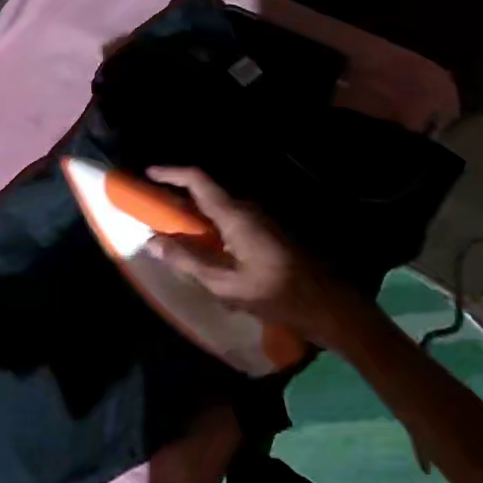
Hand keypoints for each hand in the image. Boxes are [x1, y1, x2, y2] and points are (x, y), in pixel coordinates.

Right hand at [143, 167, 350, 343]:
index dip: (170, 173)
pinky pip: (230, 222)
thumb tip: (152, 242)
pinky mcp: (269, 235)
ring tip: (172, 234)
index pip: (197, 180)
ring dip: (194, 217)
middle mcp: (248, 211)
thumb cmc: (280, 296)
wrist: (335, 310)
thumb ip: (188, 261)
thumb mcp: (227, 285)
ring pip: (218, 210)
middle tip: (152, 212)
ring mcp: (262, 222)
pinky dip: (210, 229)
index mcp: (236, 216)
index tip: (147, 175)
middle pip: (206, 194)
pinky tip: (203, 252)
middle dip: (176, 199)